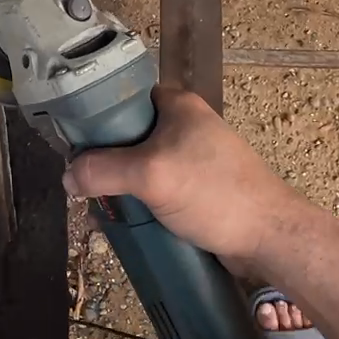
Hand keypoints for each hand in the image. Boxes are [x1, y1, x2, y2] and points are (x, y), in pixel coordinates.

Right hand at [65, 88, 316, 274]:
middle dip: (101, 161)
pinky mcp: (196, 188)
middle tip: (83, 183)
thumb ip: (102, 171)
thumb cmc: (215, 193)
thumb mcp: (150, 175)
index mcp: (176, 105)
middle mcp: (183, 125)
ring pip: (137, 166)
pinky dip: (136, 202)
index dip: (93, 118)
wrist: (271, 240)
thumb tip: (67, 179)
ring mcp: (191, 158)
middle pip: (125, 136)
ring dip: (116, 187)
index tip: (73, 144)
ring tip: (98, 208)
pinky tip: (121, 221)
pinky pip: (154, 188)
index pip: (121, 98)